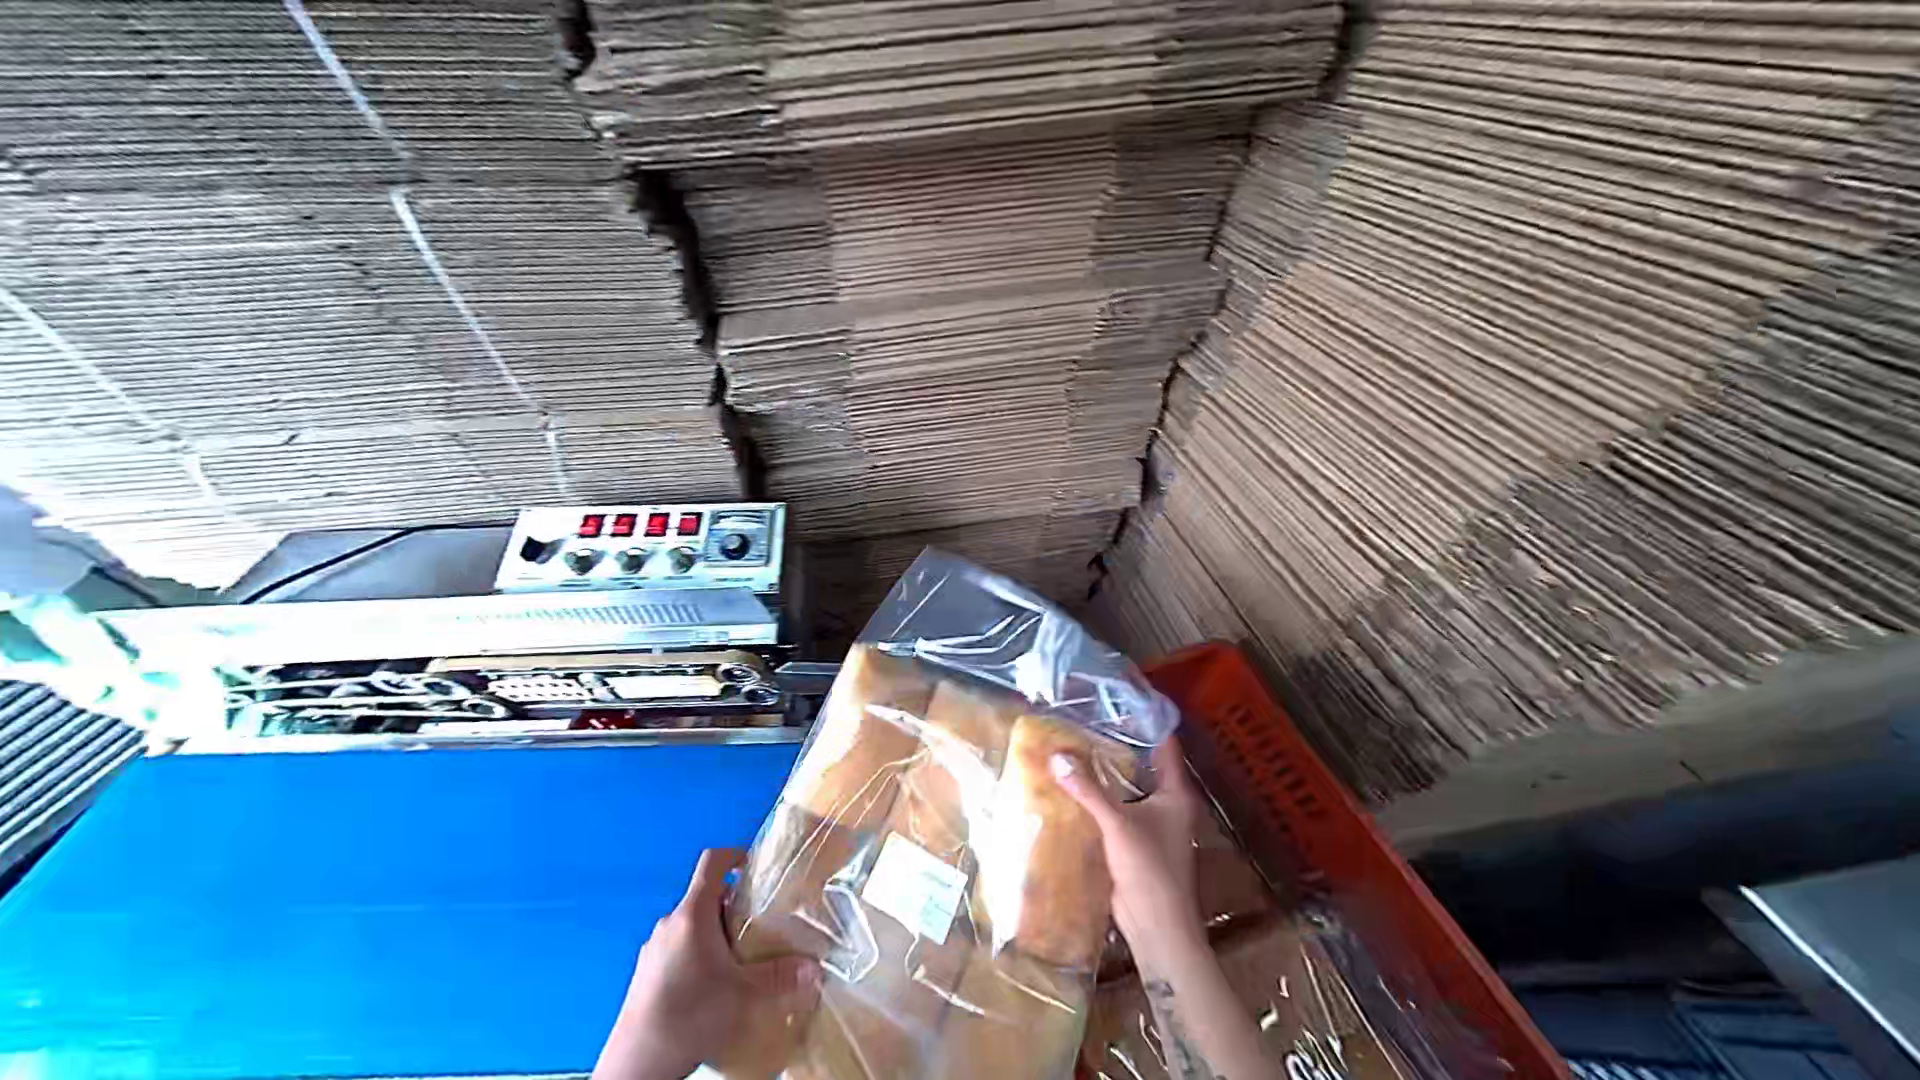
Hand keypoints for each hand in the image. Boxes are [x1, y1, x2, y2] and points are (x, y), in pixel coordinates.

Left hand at [593, 849, 820, 1079]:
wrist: (636, 1063)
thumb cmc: (690, 1014)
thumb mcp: (742, 994)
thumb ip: (779, 976)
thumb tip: (816, 968)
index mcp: (693, 913)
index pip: (713, 861)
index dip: (735, 854)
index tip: (755, 866)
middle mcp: (671, 922)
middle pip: (706, 896)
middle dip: (733, 905)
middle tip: (757, 924)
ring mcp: (654, 947)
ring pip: (691, 924)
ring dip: (714, 932)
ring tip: (737, 959)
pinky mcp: (645, 971)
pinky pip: (677, 947)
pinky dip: (696, 953)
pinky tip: (708, 985)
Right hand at [1051, 736, 1207, 975]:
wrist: (1158, 929)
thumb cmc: (1150, 870)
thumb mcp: (1117, 824)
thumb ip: (1088, 790)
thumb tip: (1057, 757)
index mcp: (1175, 793)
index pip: (1164, 744)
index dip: (1145, 720)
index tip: (1119, 700)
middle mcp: (1167, 803)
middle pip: (1142, 764)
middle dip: (1116, 744)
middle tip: (1086, 719)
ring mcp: (1152, 824)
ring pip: (1127, 788)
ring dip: (1105, 773)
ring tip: (1074, 746)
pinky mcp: (1135, 842)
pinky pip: (1116, 810)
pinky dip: (1098, 798)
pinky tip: (1073, 786)